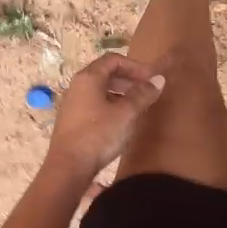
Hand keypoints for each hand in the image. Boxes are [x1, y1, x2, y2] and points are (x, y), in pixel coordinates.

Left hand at [44, 53, 165, 181]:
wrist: (68, 168)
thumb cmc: (98, 135)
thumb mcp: (126, 113)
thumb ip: (143, 94)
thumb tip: (159, 79)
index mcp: (88, 78)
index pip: (113, 59)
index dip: (135, 66)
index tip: (150, 79)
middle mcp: (77, 86)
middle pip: (105, 73)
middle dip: (128, 79)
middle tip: (146, 90)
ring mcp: (72, 104)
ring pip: (100, 90)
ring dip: (120, 93)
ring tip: (137, 105)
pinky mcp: (72, 121)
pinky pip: (94, 104)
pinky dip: (110, 105)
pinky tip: (121, 121)